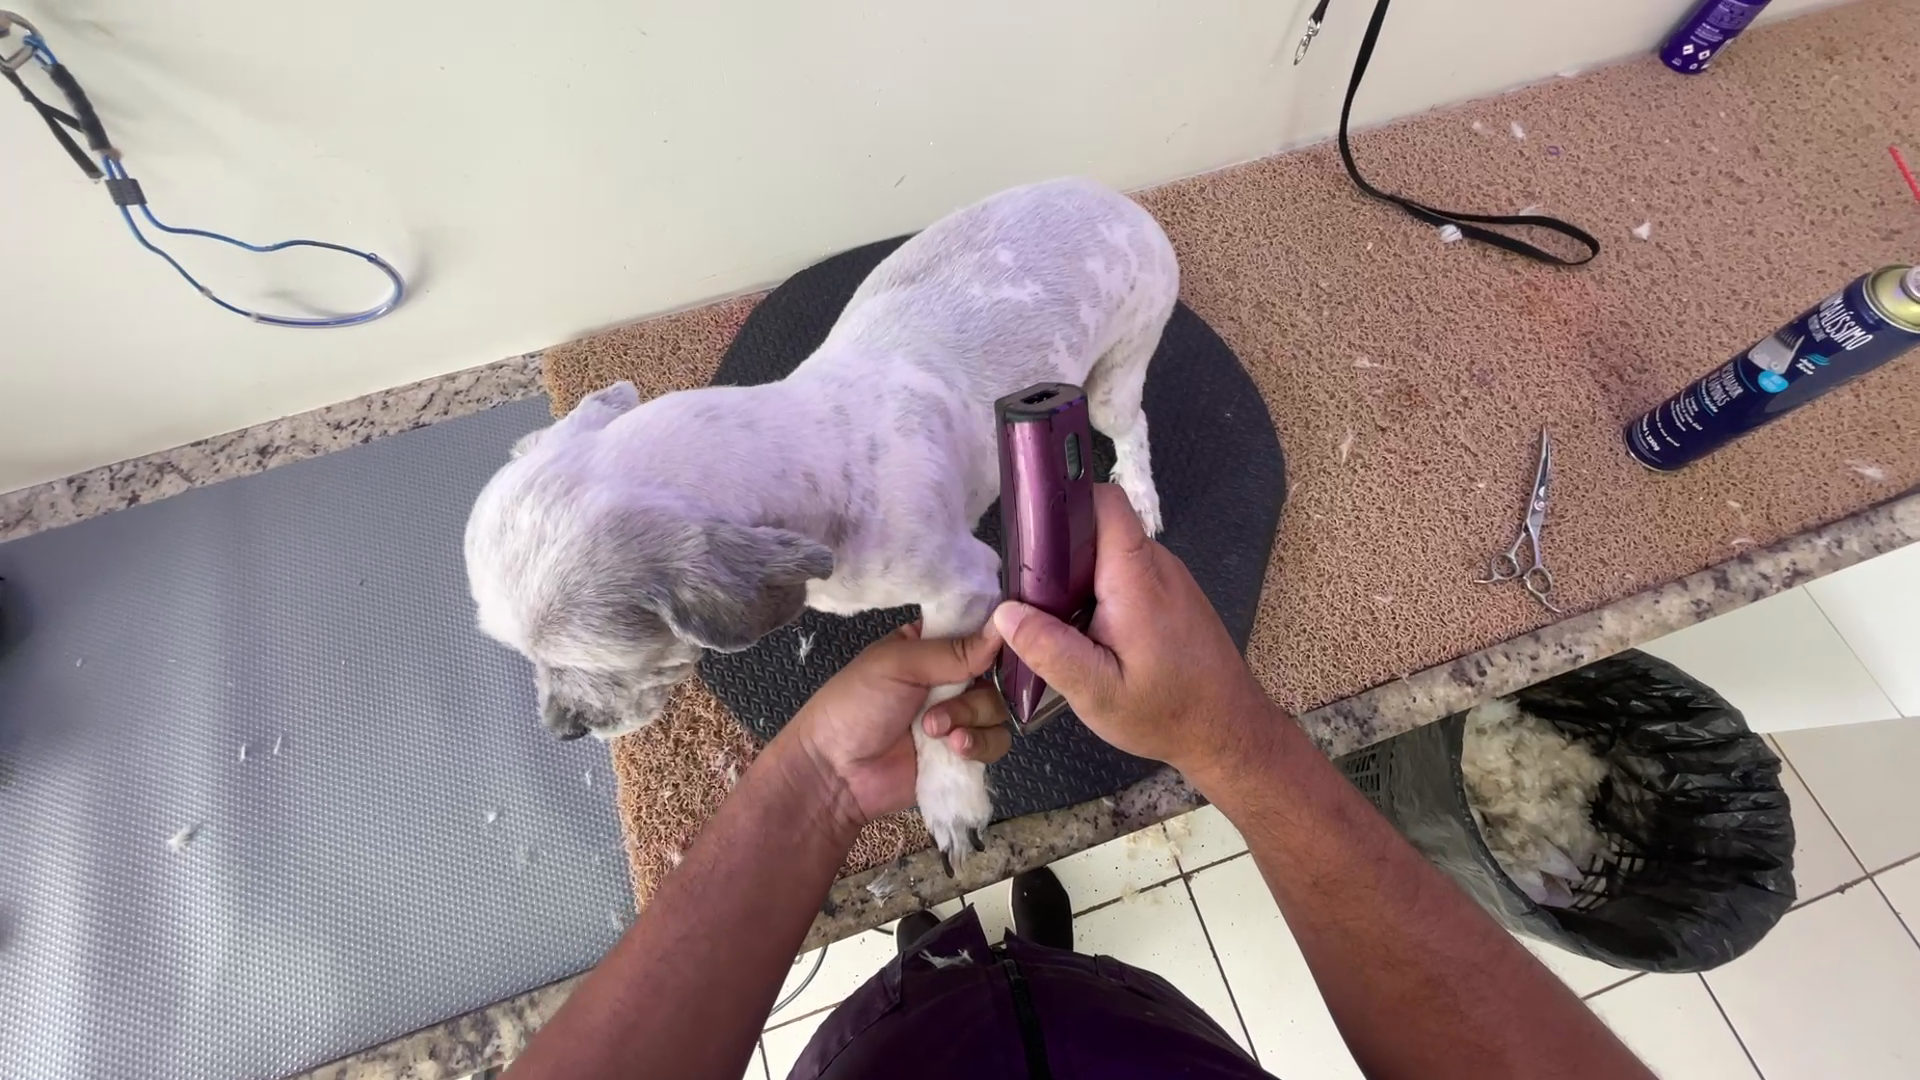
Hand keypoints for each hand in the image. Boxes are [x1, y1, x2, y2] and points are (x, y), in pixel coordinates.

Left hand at [782, 622, 1009, 831]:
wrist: (837, 774)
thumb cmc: (857, 705)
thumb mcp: (900, 664)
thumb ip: (954, 650)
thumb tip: (1002, 629)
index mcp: (931, 645)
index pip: (976, 630)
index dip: (994, 635)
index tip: (1009, 639)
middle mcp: (950, 677)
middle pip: (995, 674)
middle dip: (973, 694)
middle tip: (939, 708)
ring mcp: (959, 716)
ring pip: (998, 709)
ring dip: (971, 720)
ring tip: (937, 733)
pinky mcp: (964, 751)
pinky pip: (996, 742)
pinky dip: (979, 745)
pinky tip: (953, 750)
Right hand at [991, 485, 1278, 777]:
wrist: (1229, 732)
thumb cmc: (1167, 712)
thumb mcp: (1098, 692)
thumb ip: (1050, 650)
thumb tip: (1005, 613)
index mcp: (1136, 576)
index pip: (1106, 502)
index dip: (1067, 499)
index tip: (1029, 526)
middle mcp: (1155, 564)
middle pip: (1099, 528)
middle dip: (1059, 551)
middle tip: (1029, 593)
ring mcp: (1167, 578)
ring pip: (1109, 553)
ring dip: (1077, 576)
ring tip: (1054, 618)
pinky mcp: (1170, 595)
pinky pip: (1125, 574)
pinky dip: (1099, 592)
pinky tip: (1087, 632)